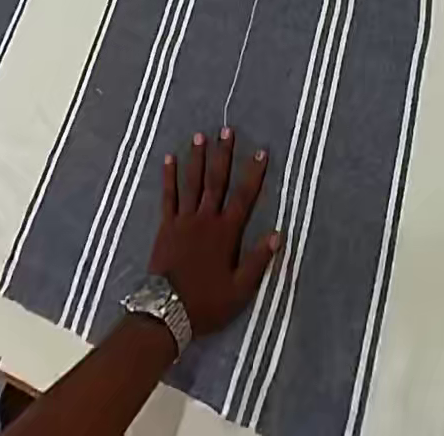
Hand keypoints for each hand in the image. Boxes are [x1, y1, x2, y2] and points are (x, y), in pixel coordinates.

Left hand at [151, 128, 281, 336]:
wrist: (166, 313)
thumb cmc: (206, 302)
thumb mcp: (240, 289)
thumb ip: (258, 260)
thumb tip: (278, 234)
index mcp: (226, 232)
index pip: (244, 196)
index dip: (254, 173)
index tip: (261, 152)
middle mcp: (206, 218)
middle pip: (217, 180)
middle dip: (223, 154)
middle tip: (226, 130)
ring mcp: (184, 220)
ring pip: (193, 182)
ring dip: (197, 158)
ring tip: (200, 136)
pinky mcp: (166, 226)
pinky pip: (169, 196)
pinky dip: (169, 177)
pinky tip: (169, 159)